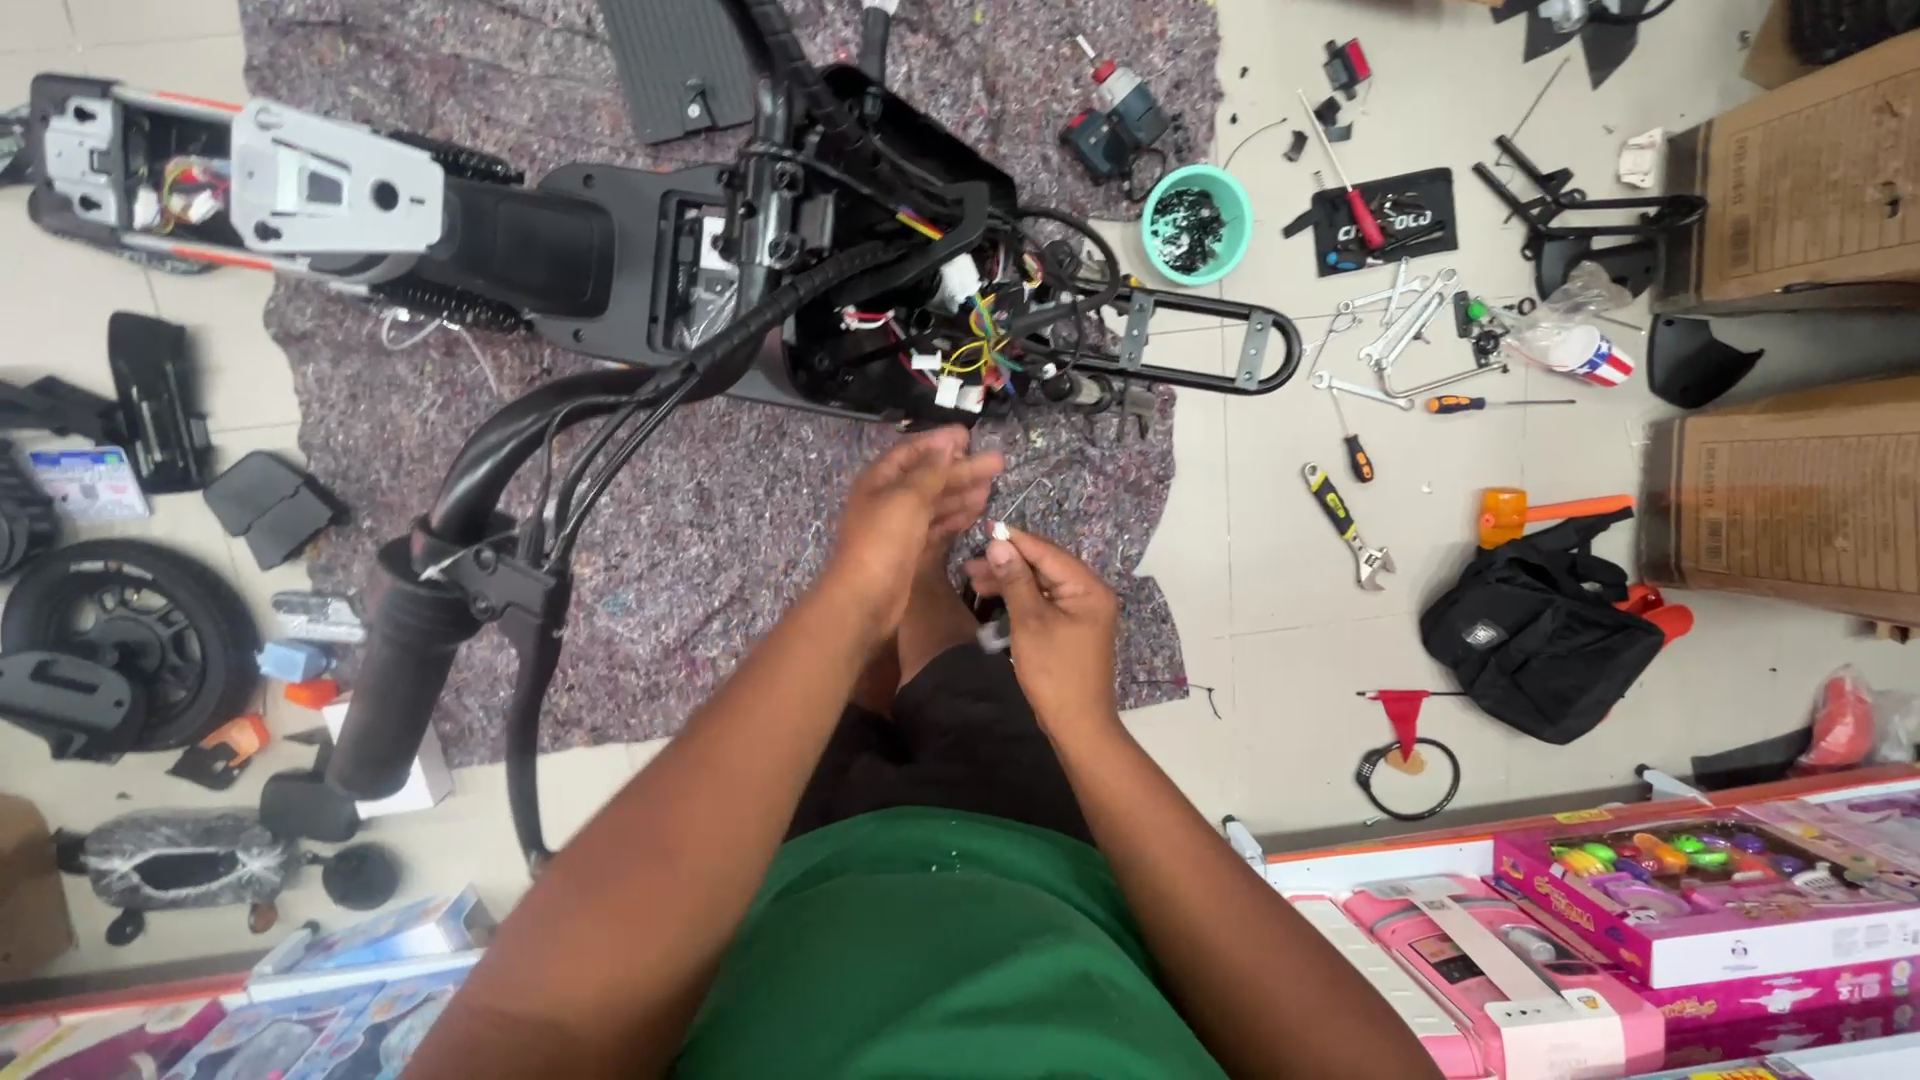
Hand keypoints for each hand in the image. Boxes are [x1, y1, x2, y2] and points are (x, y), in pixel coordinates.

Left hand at [821, 426, 1002, 636]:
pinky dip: (954, 517)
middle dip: (961, 469)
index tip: (970, 436)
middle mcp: (888, 499)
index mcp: (880, 479)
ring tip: (990, 488)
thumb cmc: (883, 541)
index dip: (940, 441)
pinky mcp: (909, 550)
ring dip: (962, 493)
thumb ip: (930, 471)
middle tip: (996, 463)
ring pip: (935, 502)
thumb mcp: (907, 498)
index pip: (913, 451)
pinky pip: (935, 526)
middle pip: (929, 476)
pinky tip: (975, 513)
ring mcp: (898, 526)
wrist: (865, 598)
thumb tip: (946, 444)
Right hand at [964, 527, 1118, 733]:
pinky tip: (994, 595)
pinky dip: (1021, 597)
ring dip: (1011, 580)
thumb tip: (998, 544)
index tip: (985, 529)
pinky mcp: (1072, 626)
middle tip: (970, 563)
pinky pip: (1044, 601)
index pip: (1048, 552)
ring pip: (1042, 583)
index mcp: (1088, 587)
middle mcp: (1090, 593)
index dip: (1016, 540)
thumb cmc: (1054, 672)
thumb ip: (1015, 580)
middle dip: (1008, 562)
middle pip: (1045, 565)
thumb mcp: (1030, 622)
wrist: (1077, 723)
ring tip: (973, 579)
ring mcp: (1082, 611)